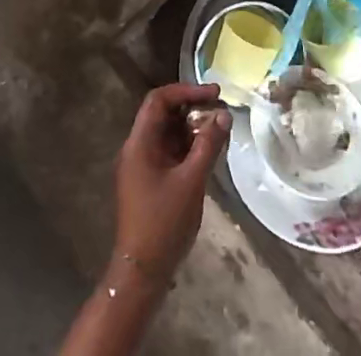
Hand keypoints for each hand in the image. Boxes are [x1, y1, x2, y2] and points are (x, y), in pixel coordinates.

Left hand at [112, 82, 230, 277]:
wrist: (142, 270)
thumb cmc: (164, 223)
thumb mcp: (191, 181)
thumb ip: (208, 146)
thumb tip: (223, 115)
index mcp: (139, 143)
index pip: (158, 101)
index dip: (186, 91)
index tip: (214, 93)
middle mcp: (136, 148)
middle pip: (162, 114)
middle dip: (191, 108)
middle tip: (221, 110)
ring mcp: (141, 165)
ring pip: (167, 134)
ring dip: (191, 128)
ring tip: (219, 130)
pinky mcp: (149, 180)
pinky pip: (168, 152)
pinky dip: (187, 146)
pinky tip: (208, 152)